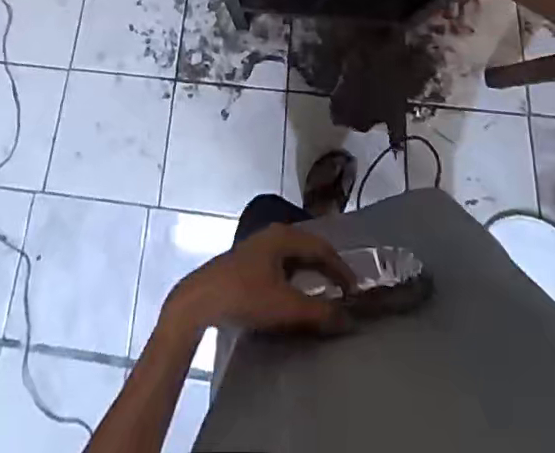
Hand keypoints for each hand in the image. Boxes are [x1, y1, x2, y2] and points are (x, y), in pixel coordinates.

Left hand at [163, 225, 356, 336]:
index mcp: (284, 236)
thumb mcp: (286, 307)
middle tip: (344, 290)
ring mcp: (257, 246)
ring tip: (325, 292)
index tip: (355, 291)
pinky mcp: (246, 261)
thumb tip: (348, 319)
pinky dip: (295, 276)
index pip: (323, 248)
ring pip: (294, 256)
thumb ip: (320, 312)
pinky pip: (281, 264)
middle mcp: (272, 234)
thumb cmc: (244, 297)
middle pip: (309, 248)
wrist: (198, 301)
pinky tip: (295, 292)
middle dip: (328, 268)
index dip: (342, 269)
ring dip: (311, 273)